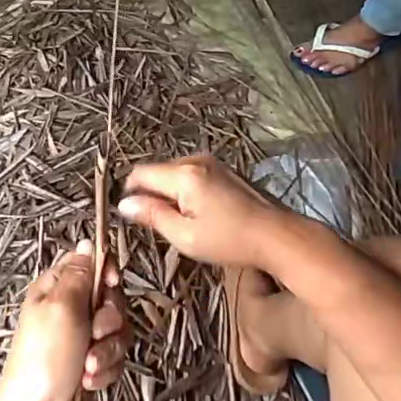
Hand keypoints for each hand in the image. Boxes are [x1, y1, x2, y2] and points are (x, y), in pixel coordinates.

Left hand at [0, 243, 128, 400]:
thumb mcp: (62, 305)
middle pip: (110, 297)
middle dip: (109, 319)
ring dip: (107, 350)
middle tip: (94, 332)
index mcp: (56, 287)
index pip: (90, 262)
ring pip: (117, 330)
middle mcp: (68, 309)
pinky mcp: (90, 363)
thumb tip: (89, 242)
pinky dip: (106, 368)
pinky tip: (89, 379)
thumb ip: (80, 272)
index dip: (106, 272)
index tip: (111, 285)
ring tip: (88, 365)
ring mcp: (80, 338)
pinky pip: (115, 356)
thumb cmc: (43, 360)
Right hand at [117, 156, 292, 269]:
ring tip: (183, 221)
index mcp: (184, 175)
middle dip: (152, 194)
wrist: (276, 235)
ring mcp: (212, 162)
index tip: (133, 215)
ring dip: (170, 193)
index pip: (141, 173)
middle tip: (161, 225)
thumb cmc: (229, 240)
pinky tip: (201, 213)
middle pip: (158, 172)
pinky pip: (192, 174)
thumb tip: (124, 204)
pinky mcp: (224, 169)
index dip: (131, 192)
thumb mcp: (185, 236)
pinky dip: (187, 190)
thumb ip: (153, 216)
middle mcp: (196, 160)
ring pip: (175, 173)